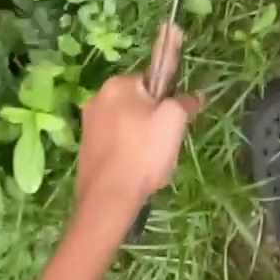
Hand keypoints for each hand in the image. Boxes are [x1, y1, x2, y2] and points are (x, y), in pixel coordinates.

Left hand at [74, 75, 201, 223]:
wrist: (109, 199)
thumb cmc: (143, 151)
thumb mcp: (174, 119)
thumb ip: (185, 101)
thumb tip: (194, 97)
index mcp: (117, 84)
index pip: (152, 81)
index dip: (166, 100)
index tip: (172, 121)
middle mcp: (97, 99)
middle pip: (139, 103)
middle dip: (153, 120)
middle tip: (164, 142)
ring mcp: (88, 126)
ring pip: (128, 125)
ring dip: (142, 137)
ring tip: (150, 160)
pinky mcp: (85, 150)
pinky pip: (116, 143)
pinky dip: (128, 152)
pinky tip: (136, 170)